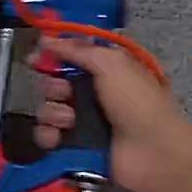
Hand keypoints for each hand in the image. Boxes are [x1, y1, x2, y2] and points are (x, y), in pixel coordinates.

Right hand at [30, 35, 191, 191]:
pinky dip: (48, 135)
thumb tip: (48, 38)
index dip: (51, 55)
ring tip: (69, 120)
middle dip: (52, 86)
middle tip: (64, 93)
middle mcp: (91, 94)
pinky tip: (57, 137)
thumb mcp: (112, 64)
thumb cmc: (137, 103)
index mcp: (103, 70)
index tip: (37, 56)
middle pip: (53, 83)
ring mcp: (82, 122)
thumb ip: (78, 49)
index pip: (69, 57)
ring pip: (47, 109)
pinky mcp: (75, 146)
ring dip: (52, 112)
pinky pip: (47, 136)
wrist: (154, 153)